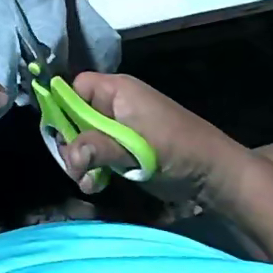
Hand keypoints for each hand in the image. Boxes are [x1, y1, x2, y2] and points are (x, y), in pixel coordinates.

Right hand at [60, 72, 250, 196]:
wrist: (215, 176)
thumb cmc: (177, 150)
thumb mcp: (135, 147)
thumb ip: (98, 148)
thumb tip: (68, 155)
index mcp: (116, 91)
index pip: (73, 88)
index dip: (62, 107)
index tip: (58, 135)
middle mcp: (113, 105)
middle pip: (74, 116)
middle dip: (71, 144)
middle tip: (74, 168)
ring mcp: (118, 128)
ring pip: (82, 139)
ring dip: (80, 161)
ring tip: (87, 181)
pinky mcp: (123, 148)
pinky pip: (96, 154)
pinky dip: (92, 169)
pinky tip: (95, 185)